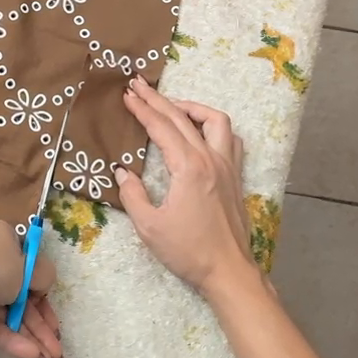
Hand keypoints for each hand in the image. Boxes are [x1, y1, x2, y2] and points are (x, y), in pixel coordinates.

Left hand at [0, 221, 63, 357]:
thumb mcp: (27, 264)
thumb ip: (42, 275)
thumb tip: (43, 282)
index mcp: (2, 241)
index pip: (29, 267)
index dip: (43, 291)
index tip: (53, 312)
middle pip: (23, 296)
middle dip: (42, 324)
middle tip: (58, 351)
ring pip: (11, 316)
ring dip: (32, 337)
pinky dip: (13, 340)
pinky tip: (32, 357)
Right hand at [116, 75, 256, 299]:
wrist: (229, 272)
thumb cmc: (188, 251)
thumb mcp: (149, 226)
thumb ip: (133, 194)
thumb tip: (122, 171)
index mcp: (188, 167)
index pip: (161, 127)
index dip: (142, 109)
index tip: (127, 94)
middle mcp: (210, 159)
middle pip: (182, 117)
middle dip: (158, 98)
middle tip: (138, 85)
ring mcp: (227, 166)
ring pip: (215, 120)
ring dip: (191, 107)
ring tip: (171, 106)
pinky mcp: (235, 177)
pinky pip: (230, 139)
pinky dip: (214, 127)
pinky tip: (201, 131)